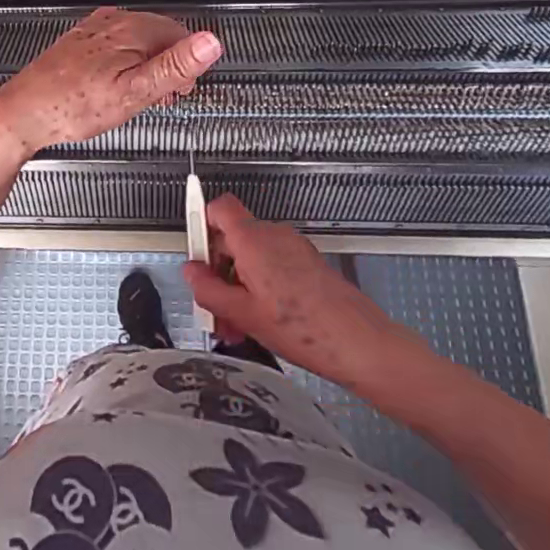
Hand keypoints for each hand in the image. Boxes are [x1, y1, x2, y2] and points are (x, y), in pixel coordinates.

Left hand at [0, 7, 222, 153]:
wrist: (25, 112)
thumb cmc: (72, 106)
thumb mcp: (135, 92)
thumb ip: (175, 66)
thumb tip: (210, 44)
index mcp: (133, 30)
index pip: (183, 36)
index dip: (186, 67)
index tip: (180, 90)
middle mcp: (112, 22)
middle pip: (160, 37)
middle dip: (166, 66)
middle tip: (158, 97)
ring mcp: (94, 31)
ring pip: (137, 42)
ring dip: (144, 66)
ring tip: (134, 95)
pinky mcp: (80, 42)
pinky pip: (114, 47)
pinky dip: (122, 65)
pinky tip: (112, 86)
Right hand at [182, 194, 413, 384]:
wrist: (357, 341)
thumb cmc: (307, 328)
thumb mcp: (243, 313)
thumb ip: (209, 289)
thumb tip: (191, 273)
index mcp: (255, 241)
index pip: (220, 208)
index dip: (202, 224)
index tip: (194, 252)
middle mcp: (275, 236)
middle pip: (232, 239)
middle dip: (217, 272)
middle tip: (212, 306)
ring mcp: (293, 249)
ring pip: (251, 258)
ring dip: (237, 286)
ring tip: (235, 325)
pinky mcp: (306, 264)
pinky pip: (271, 267)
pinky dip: (258, 288)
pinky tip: (257, 322)